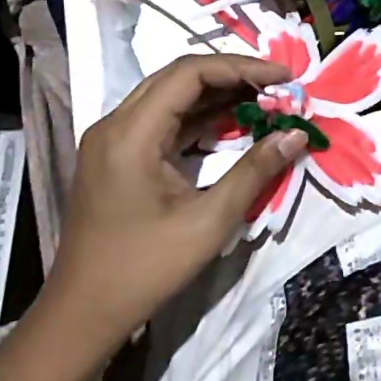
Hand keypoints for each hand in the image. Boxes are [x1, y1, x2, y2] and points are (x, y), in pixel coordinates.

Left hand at [30, 55, 307, 357]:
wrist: (84, 313)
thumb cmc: (145, 268)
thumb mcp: (209, 221)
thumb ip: (255, 171)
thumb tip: (297, 135)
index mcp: (131, 134)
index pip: (190, 74)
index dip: (241, 68)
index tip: (284, 78)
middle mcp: (116, 125)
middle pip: (179, 77)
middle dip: (233, 75)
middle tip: (280, 86)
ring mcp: (114, 140)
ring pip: (172, 96)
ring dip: (219, 93)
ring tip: (266, 100)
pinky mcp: (119, 156)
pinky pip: (165, 119)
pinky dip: (202, 116)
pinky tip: (236, 122)